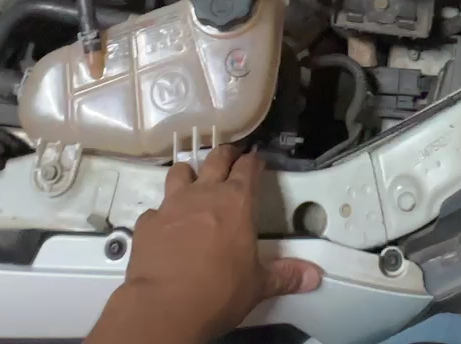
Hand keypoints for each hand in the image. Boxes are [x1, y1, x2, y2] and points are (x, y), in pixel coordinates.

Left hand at [86, 145, 321, 343]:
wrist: (164, 307)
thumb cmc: (218, 291)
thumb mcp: (257, 286)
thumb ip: (284, 276)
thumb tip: (313, 276)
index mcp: (236, 201)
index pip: (248, 167)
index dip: (254, 160)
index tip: (257, 159)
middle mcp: (204, 193)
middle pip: (216, 158)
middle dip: (225, 154)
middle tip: (230, 156)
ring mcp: (173, 204)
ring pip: (180, 171)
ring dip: (188, 174)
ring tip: (193, 181)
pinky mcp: (148, 222)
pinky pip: (154, 210)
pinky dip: (161, 215)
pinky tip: (164, 226)